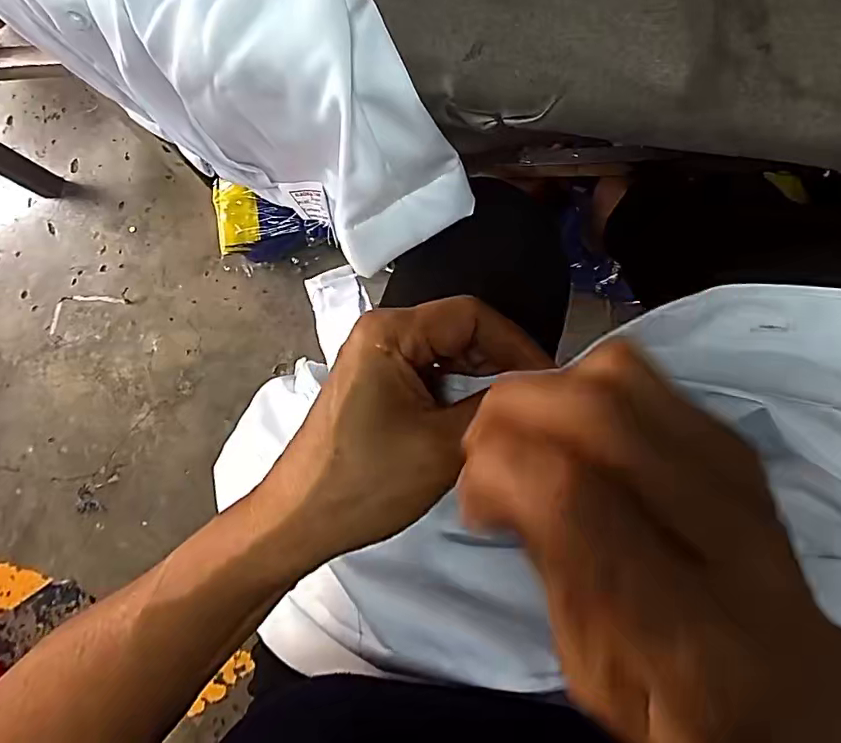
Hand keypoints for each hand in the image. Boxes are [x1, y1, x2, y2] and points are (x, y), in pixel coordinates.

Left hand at [258, 296, 553, 563]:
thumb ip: (493, 407)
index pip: (472, 315)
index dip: (516, 343)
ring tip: (514, 406)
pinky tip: (482, 414)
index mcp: (390, 333)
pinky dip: (462, 388)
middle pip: (462, 329)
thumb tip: (532, 388)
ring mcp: (379, 355)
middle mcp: (382, 332)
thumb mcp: (442, 446)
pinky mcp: (380, 378)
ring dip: (484, 376)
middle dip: (502, 360)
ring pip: (452, 350)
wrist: (296, 525)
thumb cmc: (358, 485)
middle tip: (535, 394)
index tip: (545, 374)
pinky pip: (434, 369)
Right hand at [459, 340, 840, 742]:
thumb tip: (500, 473)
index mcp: (692, 636)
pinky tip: (574, 426)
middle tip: (484, 442)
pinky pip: (647, 377)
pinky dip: (589, 382)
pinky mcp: (736, 442)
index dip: (504, 467)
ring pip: (626, 374)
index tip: (473, 482)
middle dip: (519, 407)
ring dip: (554, 386)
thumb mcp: (602, 680)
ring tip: (529, 429)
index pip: (578, 502)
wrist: (796, 685)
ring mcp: (741, 475)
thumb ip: (556, 571)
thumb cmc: (686, 708)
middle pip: (603, 413)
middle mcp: (728, 533)